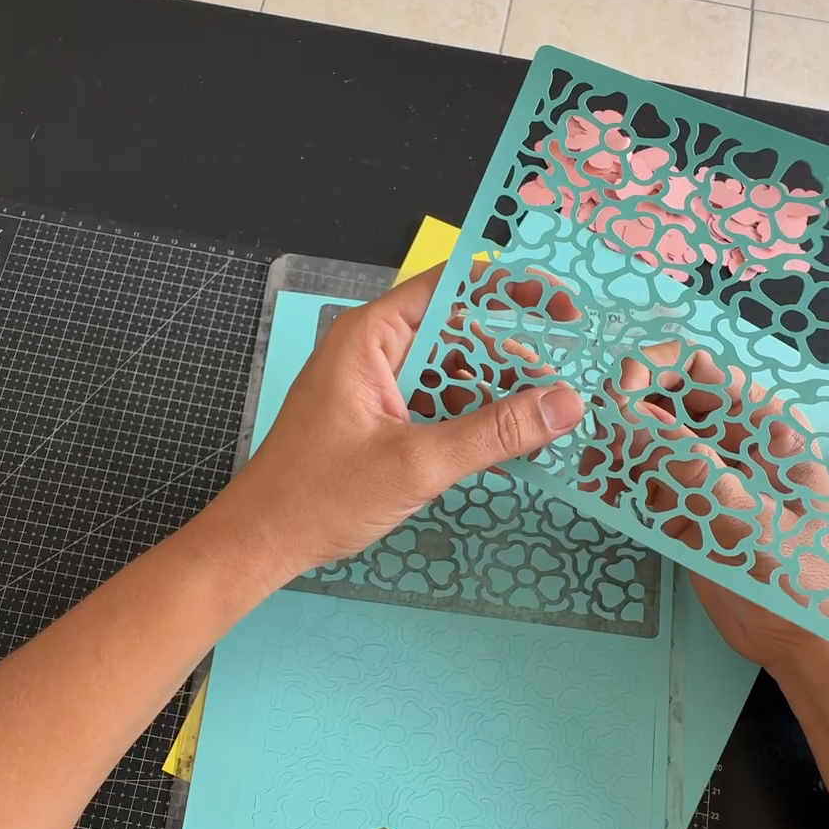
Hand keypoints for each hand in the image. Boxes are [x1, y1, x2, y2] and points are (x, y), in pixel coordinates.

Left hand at [212, 266, 585, 577]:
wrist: (262, 542)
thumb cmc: (321, 495)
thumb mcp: (416, 463)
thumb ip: (494, 433)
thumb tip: (566, 403)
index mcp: (372, 336)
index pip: (451, 286)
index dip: (511, 290)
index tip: (563, 310)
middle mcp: (376, 351)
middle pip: (458, 332)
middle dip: (512, 356)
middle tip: (564, 383)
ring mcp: (378, 386)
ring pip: (452, 373)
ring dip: (496, 395)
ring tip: (546, 420)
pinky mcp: (381, 419)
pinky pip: (438, 405)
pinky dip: (472, 421)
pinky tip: (509, 444)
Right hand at [592, 339, 828, 676]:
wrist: (808, 648)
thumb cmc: (804, 582)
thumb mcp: (749, 523)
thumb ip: (691, 470)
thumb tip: (631, 419)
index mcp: (761, 425)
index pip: (699, 368)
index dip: (652, 369)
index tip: (614, 397)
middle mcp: (729, 438)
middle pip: (660, 397)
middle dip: (621, 413)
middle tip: (598, 448)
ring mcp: (702, 472)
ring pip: (641, 436)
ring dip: (612, 449)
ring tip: (598, 482)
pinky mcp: (682, 504)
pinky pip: (638, 475)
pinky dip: (616, 480)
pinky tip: (606, 499)